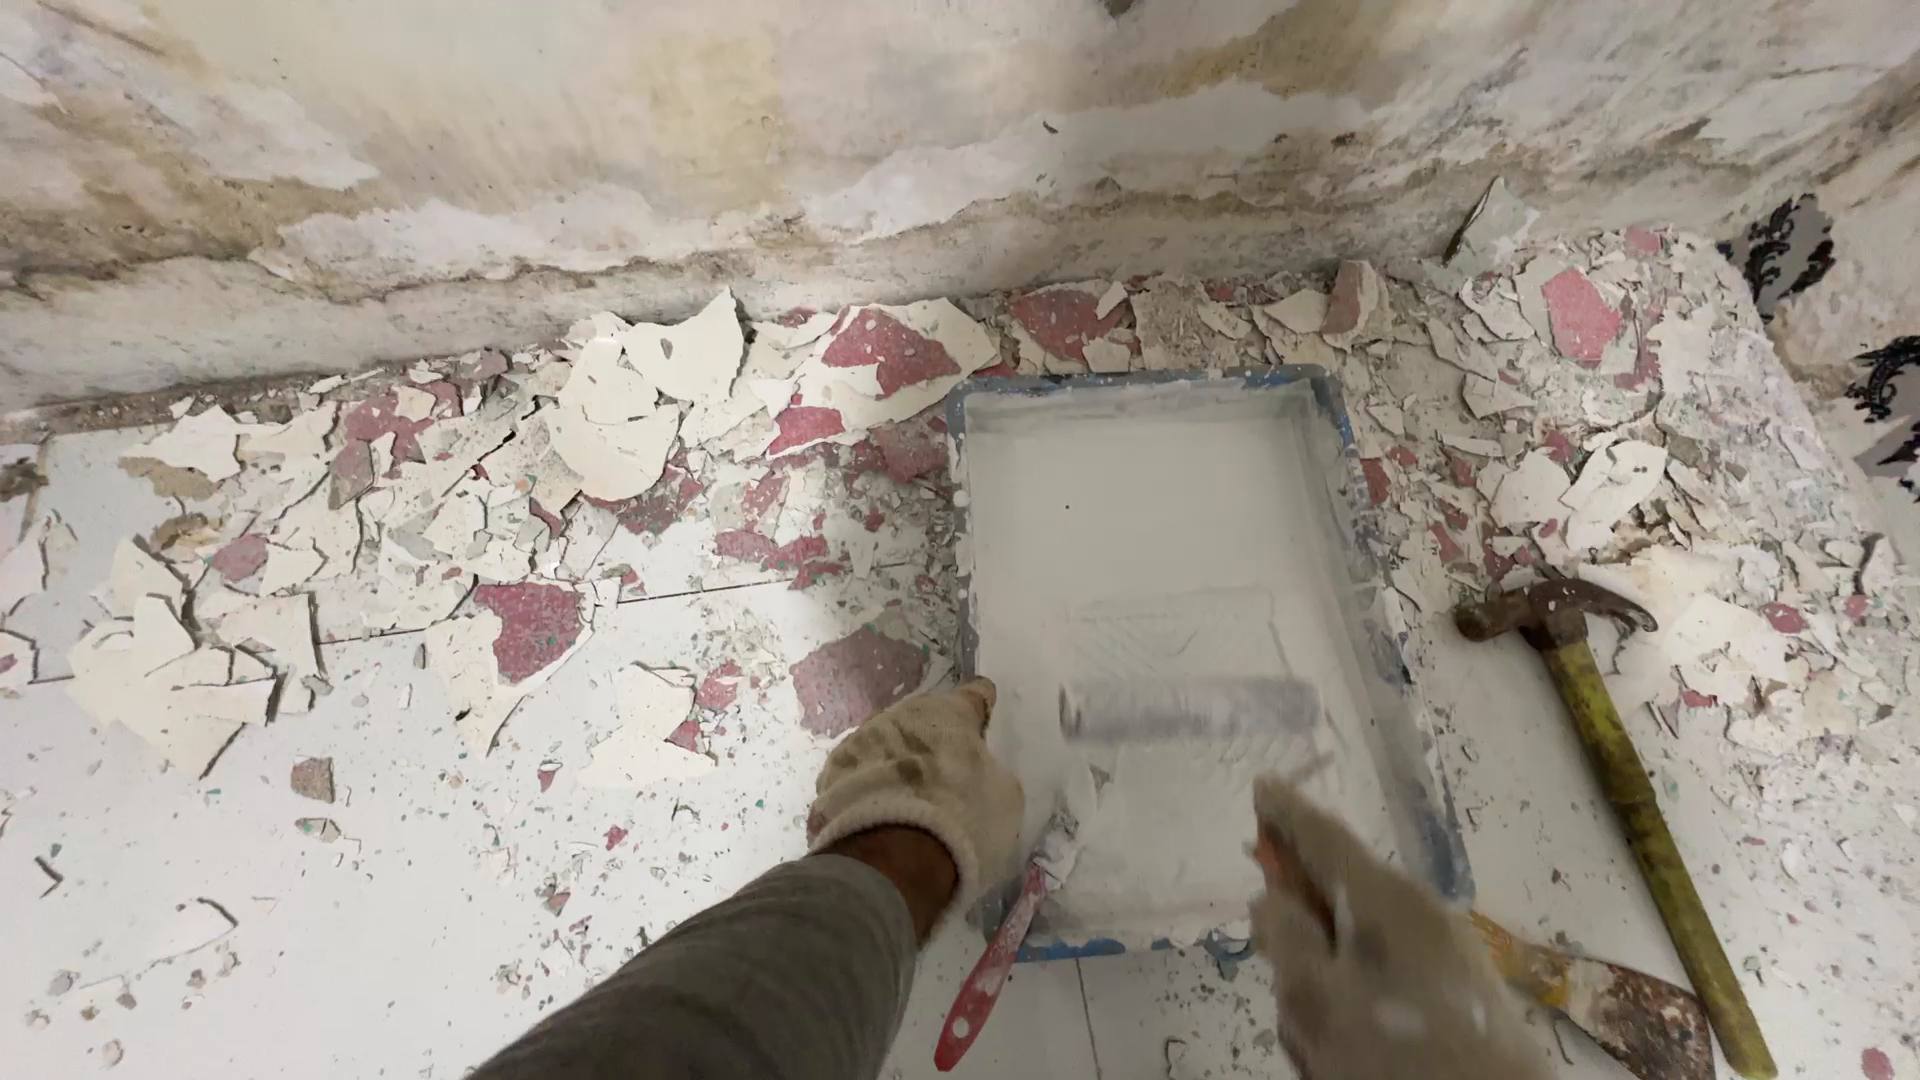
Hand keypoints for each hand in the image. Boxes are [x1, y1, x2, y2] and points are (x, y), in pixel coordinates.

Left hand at [808, 678, 1023, 926]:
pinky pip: (861, 770)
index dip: (981, 707)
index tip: (982, 718)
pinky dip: (871, 783)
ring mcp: (864, 738)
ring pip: (889, 741)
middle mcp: (905, 712)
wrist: (892, 859)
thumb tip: (977, 772)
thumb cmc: (962, 820)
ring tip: (906, 796)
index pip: (974, 695)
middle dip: (936, 738)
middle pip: (926, 718)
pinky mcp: (834, 769)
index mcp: (952, 711)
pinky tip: (877, 810)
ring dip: (900, 760)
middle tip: (945, 770)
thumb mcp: (1002, 798)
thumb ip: (991, 772)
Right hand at [1249, 776, 1547, 1079]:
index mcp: (1384, 897)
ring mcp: (1447, 950)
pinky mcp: (1462, 990)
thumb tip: (1271, 898)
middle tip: (1273, 960)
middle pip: (1336, 889)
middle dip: (1299, 917)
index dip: (1285, 809)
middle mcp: (1419, 910)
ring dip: (1326, 969)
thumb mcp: (1314, 998)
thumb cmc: (1397, 1056)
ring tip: (1317, 1036)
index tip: (1261, 783)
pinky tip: (1352, 1045)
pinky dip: (1357, 990)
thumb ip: (1283, 936)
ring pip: (1357, 937)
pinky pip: (1387, 969)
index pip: (1322, 834)